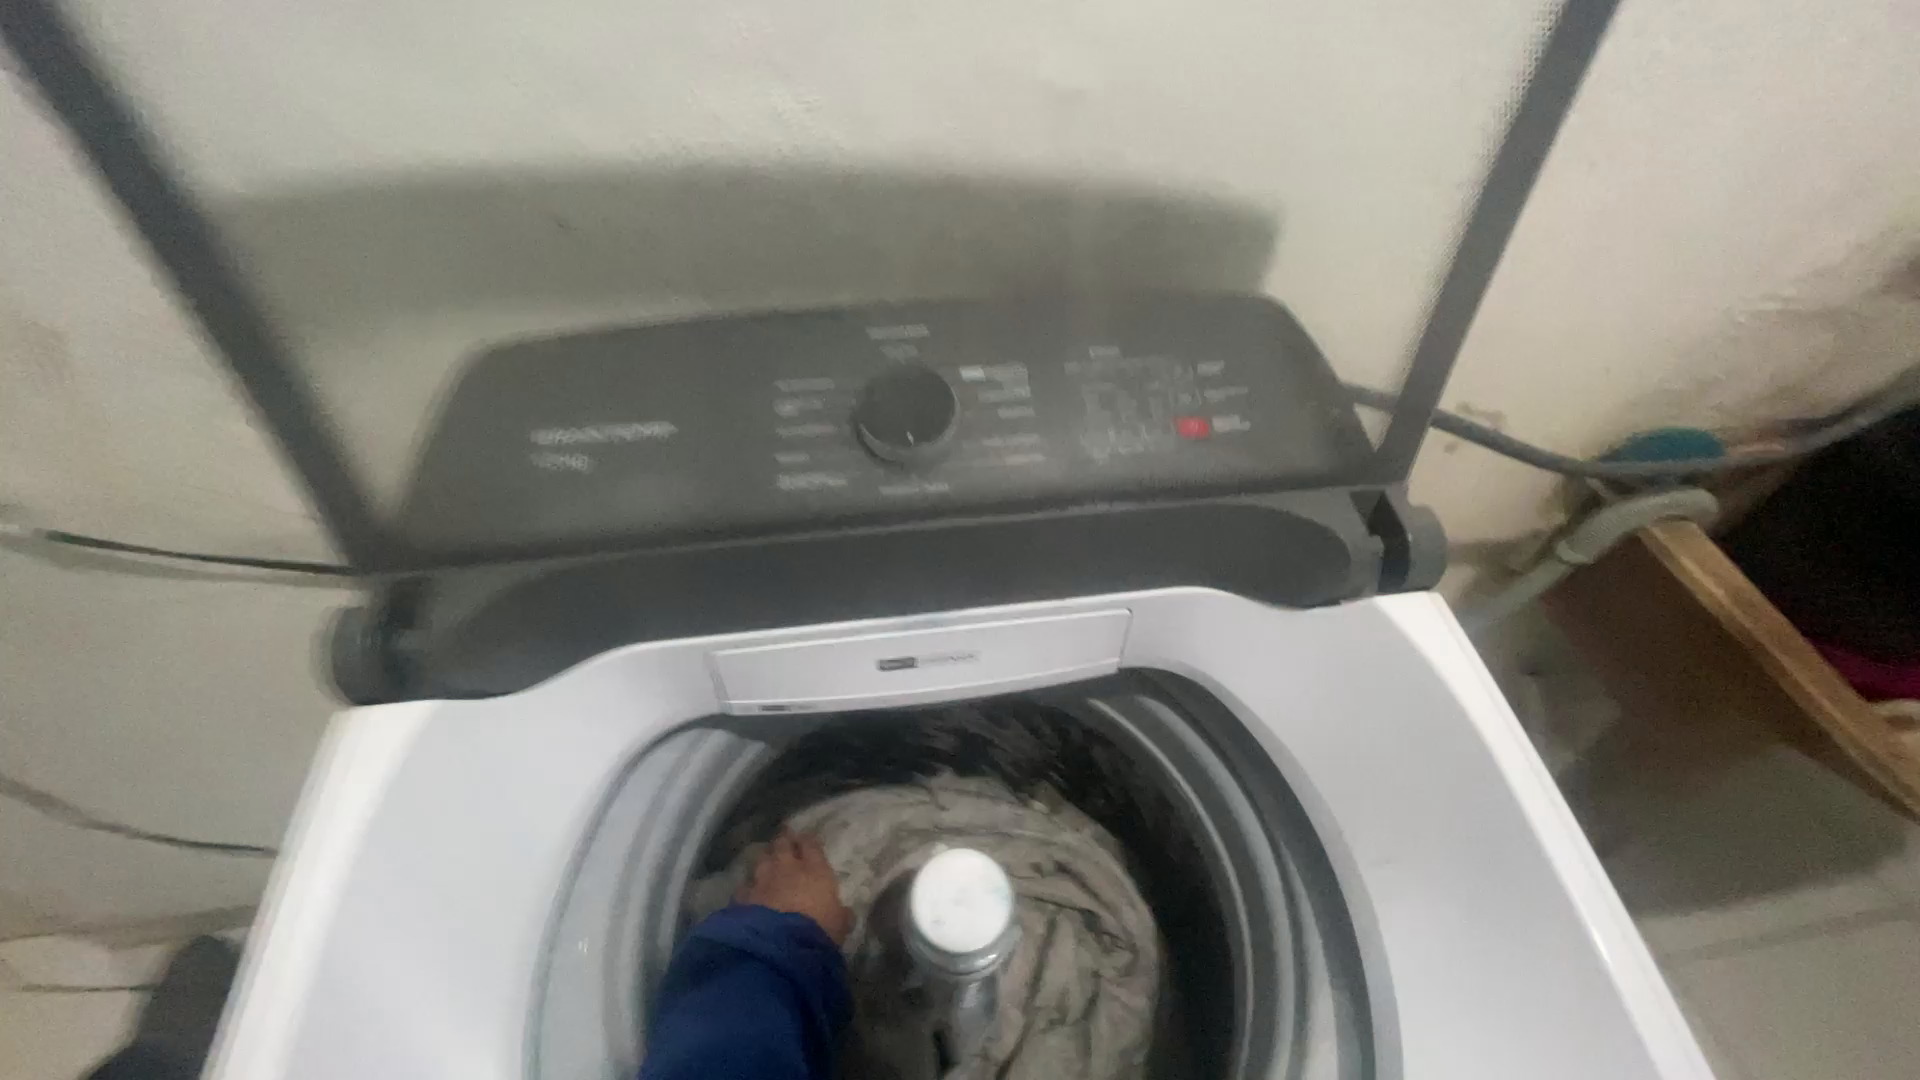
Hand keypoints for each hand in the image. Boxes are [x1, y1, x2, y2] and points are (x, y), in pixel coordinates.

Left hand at [737, 828, 851, 945]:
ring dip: (765, 860)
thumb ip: (841, 914)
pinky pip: (745, 886)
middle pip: (782, 844)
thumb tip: (846, 912)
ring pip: (762, 859)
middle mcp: (788, 868)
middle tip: (784, 841)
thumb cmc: (819, 932)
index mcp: (815, 870)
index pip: (810, 844)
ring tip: (766, 862)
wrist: (781, 948)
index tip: (805, 838)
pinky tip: (749, 892)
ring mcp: (763, 880)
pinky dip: (748, 887)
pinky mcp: (744, 897)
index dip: (807, 840)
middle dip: (783, 841)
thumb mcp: (839, 925)